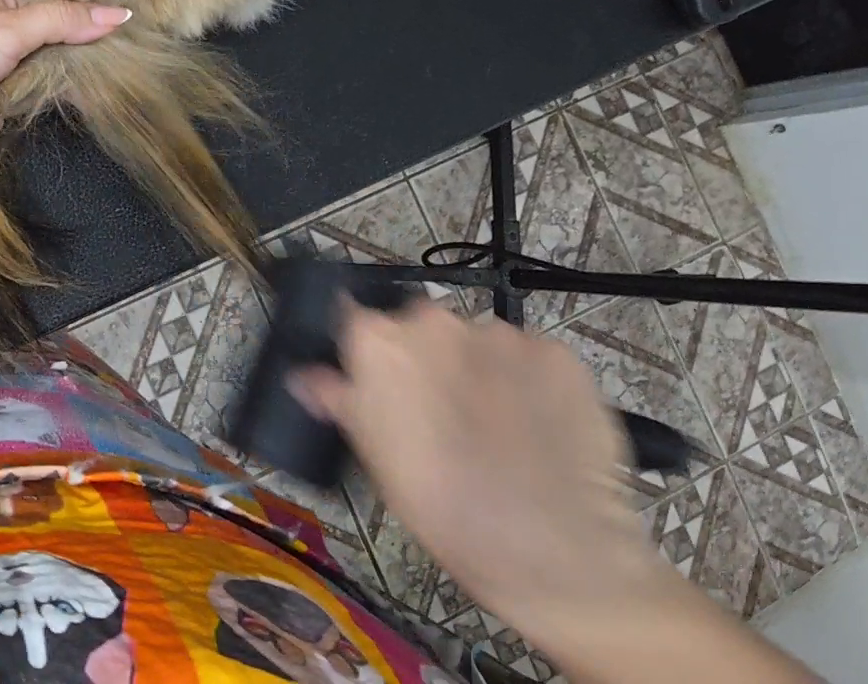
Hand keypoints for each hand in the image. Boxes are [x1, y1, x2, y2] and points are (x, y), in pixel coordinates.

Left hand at [0, 0, 129, 136]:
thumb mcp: (10, 29)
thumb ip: (66, 22)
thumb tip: (123, 12)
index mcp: (3, 1)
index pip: (58, 18)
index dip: (75, 41)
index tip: (89, 62)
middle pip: (41, 64)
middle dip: (27, 82)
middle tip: (11, 80)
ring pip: (17, 98)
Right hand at [289, 301, 819, 682]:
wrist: (551, 549)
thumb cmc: (441, 505)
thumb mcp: (372, 454)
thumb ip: (338, 399)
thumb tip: (308, 378)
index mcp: (376, 339)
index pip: (354, 318)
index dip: (363, 348)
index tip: (373, 375)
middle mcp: (433, 320)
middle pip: (418, 326)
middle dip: (424, 358)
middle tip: (433, 409)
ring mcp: (500, 334)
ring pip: (475, 342)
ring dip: (476, 369)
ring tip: (491, 425)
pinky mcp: (558, 354)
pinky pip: (529, 358)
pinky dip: (526, 381)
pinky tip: (531, 425)